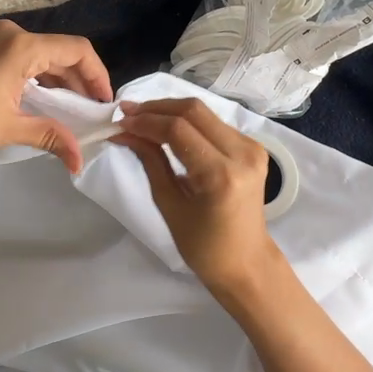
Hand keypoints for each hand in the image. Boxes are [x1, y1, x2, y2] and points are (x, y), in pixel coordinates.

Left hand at [0, 20, 110, 172]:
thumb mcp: (7, 129)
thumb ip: (49, 136)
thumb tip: (79, 161)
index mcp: (19, 46)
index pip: (76, 51)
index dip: (97, 75)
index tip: (103, 104)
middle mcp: (6, 32)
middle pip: (56, 49)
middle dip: (76, 80)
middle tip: (88, 112)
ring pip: (34, 51)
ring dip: (52, 77)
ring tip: (64, 109)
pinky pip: (12, 52)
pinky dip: (28, 72)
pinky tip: (31, 97)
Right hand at [114, 98, 283, 295]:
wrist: (247, 263)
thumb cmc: (205, 247)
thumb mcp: (169, 205)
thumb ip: (150, 161)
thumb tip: (126, 131)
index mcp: (221, 176)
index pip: (178, 130)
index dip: (146, 121)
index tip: (119, 122)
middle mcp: (242, 154)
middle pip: (193, 111)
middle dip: (156, 108)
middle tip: (127, 112)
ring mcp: (252, 147)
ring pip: (203, 112)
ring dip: (170, 110)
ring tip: (141, 117)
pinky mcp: (253, 146)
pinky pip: (213, 123)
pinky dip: (187, 120)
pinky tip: (166, 127)